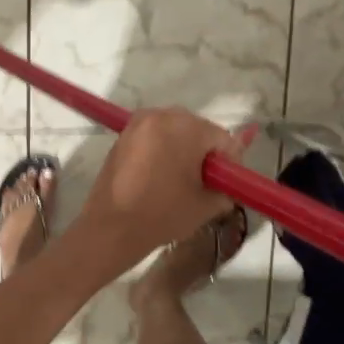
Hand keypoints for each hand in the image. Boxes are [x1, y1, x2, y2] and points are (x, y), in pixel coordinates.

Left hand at [69, 108, 242, 274]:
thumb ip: (228, 186)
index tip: (225, 186)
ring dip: (183, 152)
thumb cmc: (163, 214)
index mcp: (186, 126)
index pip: (223, 139)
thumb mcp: (207, 204)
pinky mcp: (122, 137)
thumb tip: (231, 178)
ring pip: (174, 133)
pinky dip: (161, 152)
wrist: (111, 227)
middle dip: (205, 154)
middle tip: (204, 184)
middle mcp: (160, 115)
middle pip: (198, 131)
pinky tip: (160, 178)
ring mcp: (137, 124)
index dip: (229, 164)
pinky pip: (153, 139)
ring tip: (181, 183)